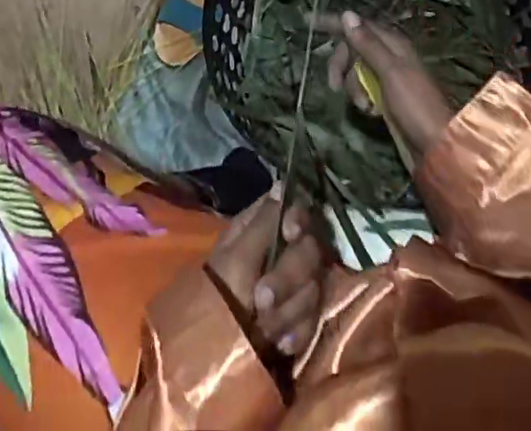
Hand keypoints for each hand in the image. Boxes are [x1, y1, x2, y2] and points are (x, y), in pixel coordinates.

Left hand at [205, 186, 326, 356]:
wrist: (215, 349)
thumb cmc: (218, 293)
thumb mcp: (236, 257)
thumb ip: (263, 224)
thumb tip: (283, 182)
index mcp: (262, 227)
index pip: (296, 208)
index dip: (299, 218)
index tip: (290, 233)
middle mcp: (283, 249)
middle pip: (309, 250)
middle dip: (287, 278)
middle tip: (261, 299)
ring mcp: (295, 282)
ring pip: (314, 287)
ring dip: (289, 310)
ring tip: (263, 327)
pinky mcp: (302, 313)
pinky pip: (315, 318)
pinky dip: (297, 332)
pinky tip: (280, 343)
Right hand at [312, 11, 454, 158]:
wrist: (436, 144)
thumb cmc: (415, 105)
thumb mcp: (390, 72)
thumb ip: (367, 44)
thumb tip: (347, 14)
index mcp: (392, 43)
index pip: (356, 24)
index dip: (333, 22)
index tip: (308, 21)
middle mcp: (389, 54)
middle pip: (352, 48)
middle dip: (340, 66)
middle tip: (334, 86)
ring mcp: (387, 75)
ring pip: (354, 70)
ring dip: (352, 87)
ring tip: (363, 105)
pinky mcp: (385, 94)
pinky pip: (362, 87)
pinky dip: (360, 97)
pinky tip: (369, 110)